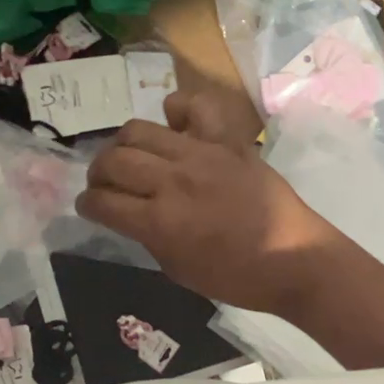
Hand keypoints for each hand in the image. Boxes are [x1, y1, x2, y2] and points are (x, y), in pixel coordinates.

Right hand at [79, 91, 346, 313]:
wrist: (296, 258)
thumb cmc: (238, 277)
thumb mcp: (180, 271)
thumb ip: (150, 239)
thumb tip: (132, 216)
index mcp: (160, 222)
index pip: (102, 202)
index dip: (88, 205)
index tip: (90, 206)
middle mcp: (173, 181)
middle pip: (113, 161)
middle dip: (98, 174)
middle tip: (106, 185)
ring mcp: (201, 154)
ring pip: (139, 130)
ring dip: (124, 145)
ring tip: (133, 157)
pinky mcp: (228, 140)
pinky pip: (195, 106)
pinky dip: (177, 109)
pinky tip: (174, 126)